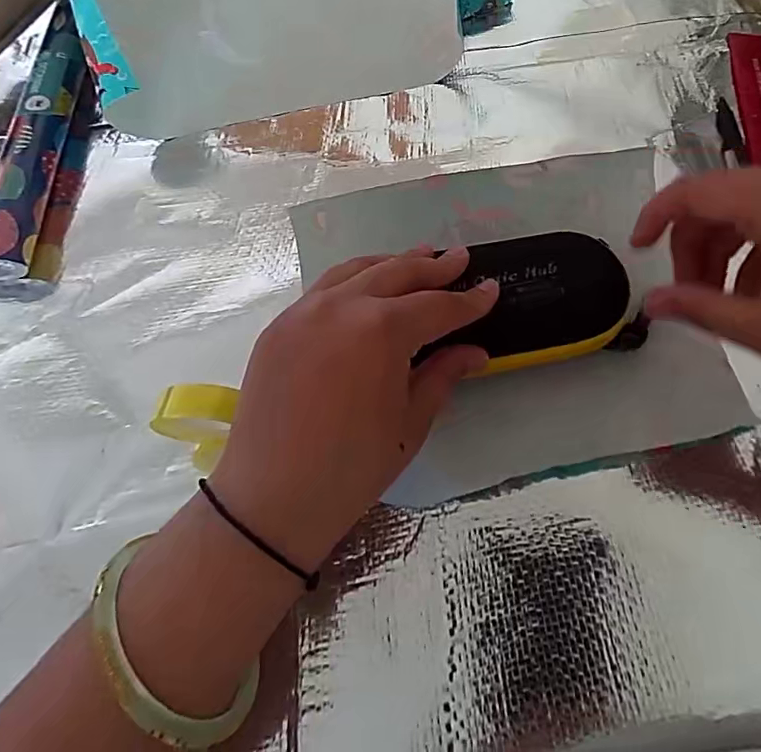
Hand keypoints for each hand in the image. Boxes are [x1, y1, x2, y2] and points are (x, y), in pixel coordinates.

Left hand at [208, 248, 497, 569]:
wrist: (269, 501)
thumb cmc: (352, 467)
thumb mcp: (411, 421)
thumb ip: (443, 374)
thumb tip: (475, 352)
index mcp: (381, 330)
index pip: (437, 307)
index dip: (469, 301)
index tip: (491, 289)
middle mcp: (342, 307)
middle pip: (398, 274)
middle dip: (434, 268)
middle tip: (459, 259)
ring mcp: (304, 312)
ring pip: (357, 271)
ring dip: (393, 263)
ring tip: (418, 258)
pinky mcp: (279, 326)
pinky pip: (324, 288)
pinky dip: (355, 278)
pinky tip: (367, 286)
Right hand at [631, 168, 760, 432]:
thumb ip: (700, 309)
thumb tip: (650, 304)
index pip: (696, 189)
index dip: (657, 216)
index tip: (636, 252)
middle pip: (726, 197)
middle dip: (696, 242)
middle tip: (689, 294)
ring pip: (758, 209)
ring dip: (731, 249)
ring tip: (729, 303)